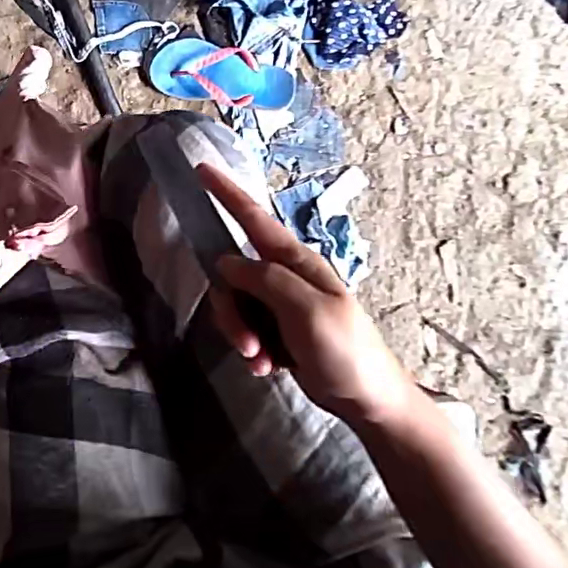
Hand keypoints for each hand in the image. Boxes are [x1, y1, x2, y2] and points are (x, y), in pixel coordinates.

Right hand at [198, 164, 424, 426]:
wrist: (366, 398)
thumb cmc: (345, 350)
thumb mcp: (307, 310)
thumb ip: (265, 280)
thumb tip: (225, 262)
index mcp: (294, 261)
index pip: (253, 218)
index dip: (227, 193)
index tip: (201, 169)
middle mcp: (282, 275)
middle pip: (231, 276)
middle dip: (230, 312)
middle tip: (248, 345)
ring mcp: (278, 303)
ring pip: (233, 305)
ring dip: (240, 335)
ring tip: (261, 361)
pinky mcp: (274, 329)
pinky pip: (243, 328)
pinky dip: (250, 350)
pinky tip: (266, 368)